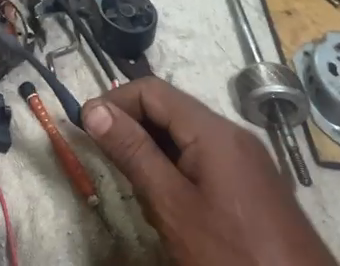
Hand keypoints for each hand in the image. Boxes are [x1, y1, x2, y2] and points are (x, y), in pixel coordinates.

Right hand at [82, 78, 337, 265]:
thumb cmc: (232, 254)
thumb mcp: (173, 205)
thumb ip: (133, 153)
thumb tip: (93, 108)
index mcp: (214, 131)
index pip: (152, 90)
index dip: (114, 101)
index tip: (86, 128)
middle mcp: (233, 135)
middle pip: (169, 110)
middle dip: (133, 129)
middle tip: (110, 163)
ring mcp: (246, 161)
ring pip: (184, 136)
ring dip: (153, 153)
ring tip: (140, 191)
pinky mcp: (252, 186)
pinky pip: (203, 159)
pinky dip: (176, 169)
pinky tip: (170, 206)